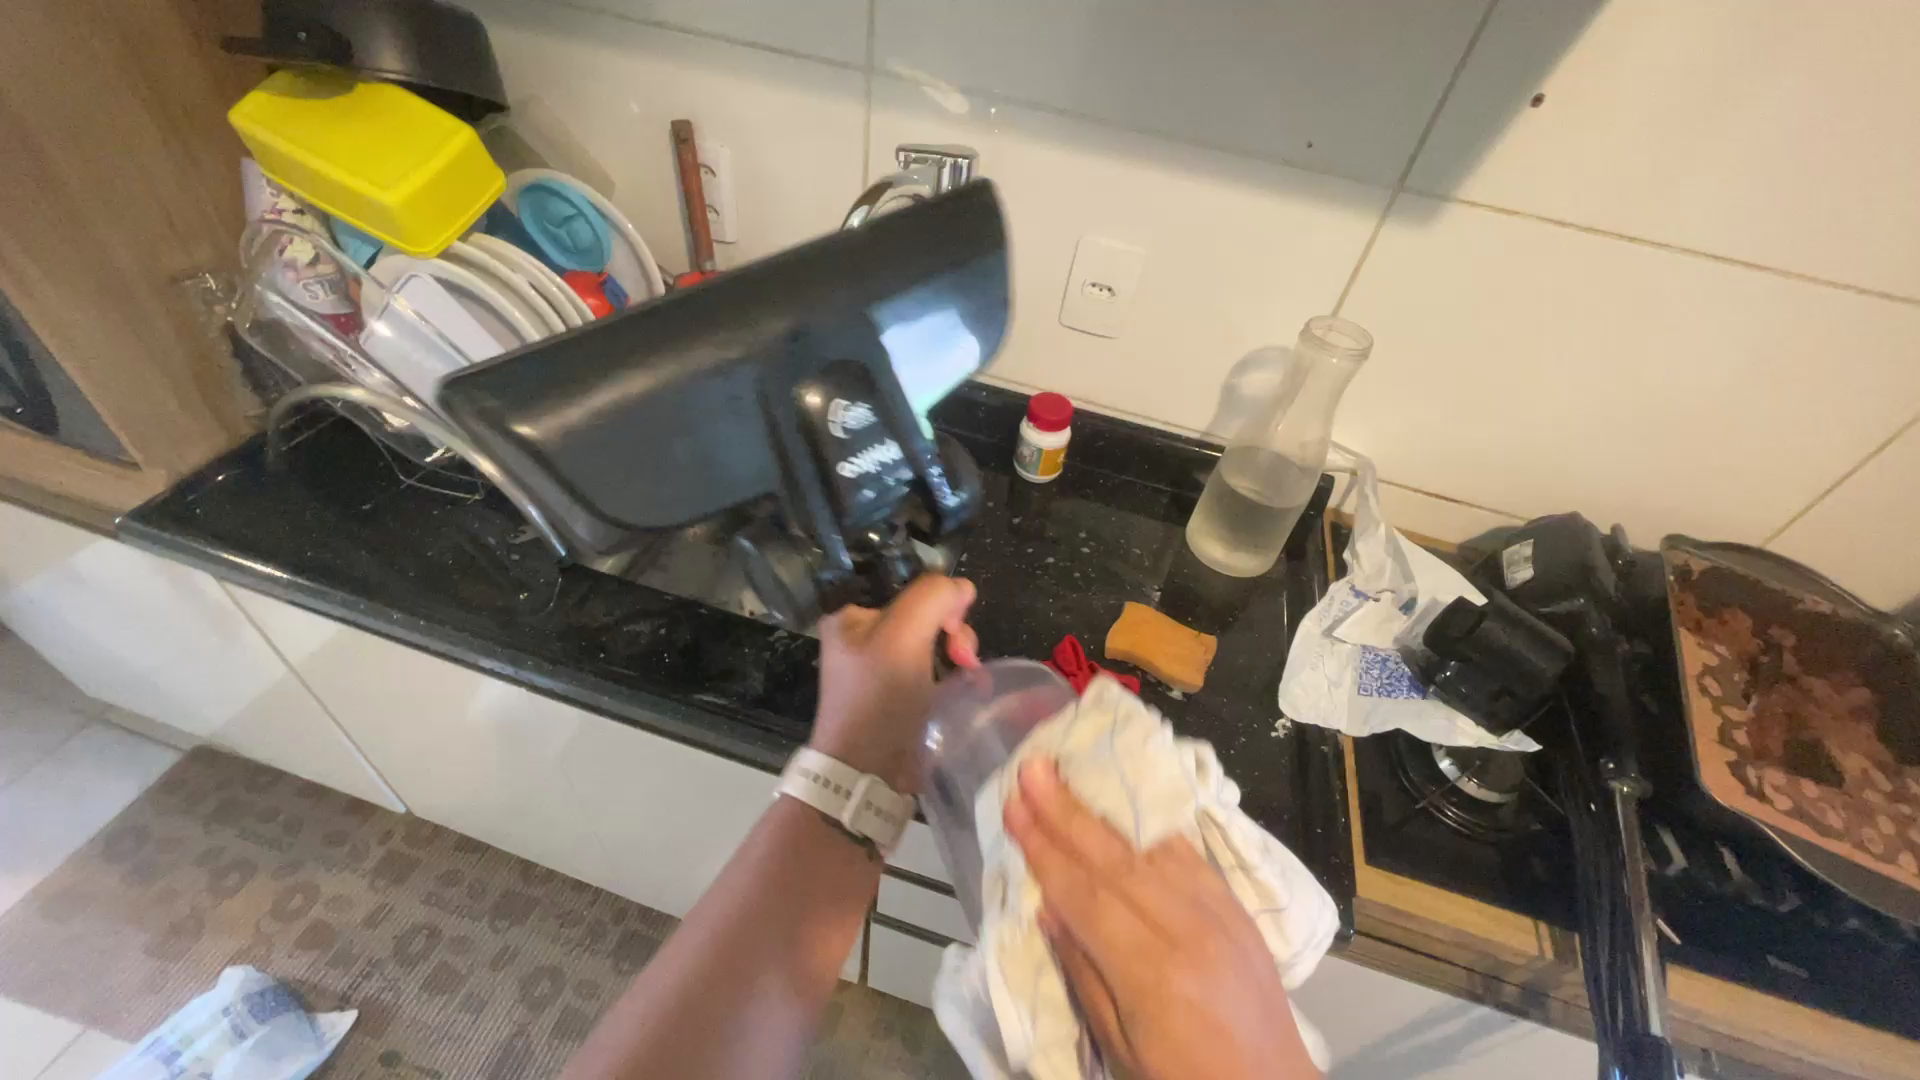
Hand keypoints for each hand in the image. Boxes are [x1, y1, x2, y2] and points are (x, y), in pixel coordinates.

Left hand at [809, 575, 979, 794]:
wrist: (867, 774)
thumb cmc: (879, 700)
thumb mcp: (903, 636)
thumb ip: (933, 598)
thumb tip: (961, 587)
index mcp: (852, 617)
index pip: (911, 590)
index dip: (941, 604)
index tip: (954, 630)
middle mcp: (863, 640)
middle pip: (926, 616)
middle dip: (953, 632)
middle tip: (963, 657)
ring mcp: (881, 671)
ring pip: (935, 643)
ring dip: (959, 654)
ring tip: (969, 675)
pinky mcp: (899, 698)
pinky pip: (936, 671)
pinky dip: (956, 675)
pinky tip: (971, 685)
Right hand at [1005, 759, 1319, 1079]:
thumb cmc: (1184, 1079)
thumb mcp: (1121, 1046)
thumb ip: (1083, 971)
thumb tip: (1049, 907)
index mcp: (1151, 972)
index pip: (1085, 894)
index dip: (1044, 849)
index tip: (1013, 809)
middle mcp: (1185, 927)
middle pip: (1114, 857)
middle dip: (1065, 810)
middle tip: (1032, 769)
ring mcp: (1217, 910)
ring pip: (1149, 844)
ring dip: (1100, 805)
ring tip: (1066, 773)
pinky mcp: (1235, 904)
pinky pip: (1186, 852)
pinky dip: (1148, 824)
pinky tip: (1122, 801)